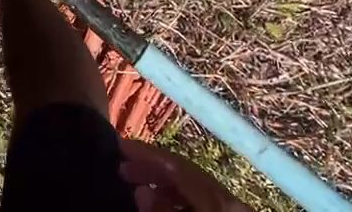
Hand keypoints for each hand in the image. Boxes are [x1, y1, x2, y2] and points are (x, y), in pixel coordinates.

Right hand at [120, 139, 248, 211]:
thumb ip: (163, 209)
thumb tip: (141, 190)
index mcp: (217, 197)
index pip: (178, 166)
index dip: (147, 153)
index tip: (120, 145)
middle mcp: (226, 196)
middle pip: (185, 172)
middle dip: (152, 167)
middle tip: (123, 167)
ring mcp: (231, 205)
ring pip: (192, 186)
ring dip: (162, 183)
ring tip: (136, 186)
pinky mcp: (228, 211)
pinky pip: (200, 199)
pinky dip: (177, 197)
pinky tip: (158, 202)